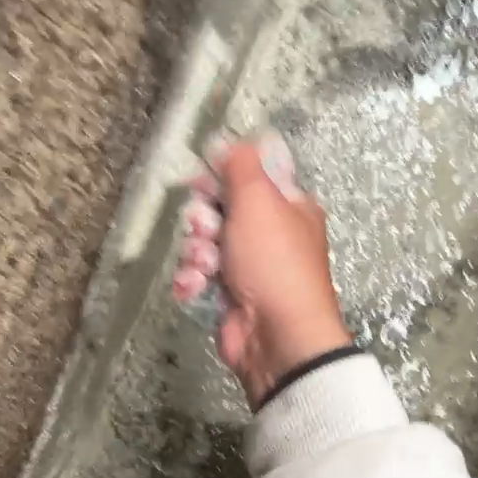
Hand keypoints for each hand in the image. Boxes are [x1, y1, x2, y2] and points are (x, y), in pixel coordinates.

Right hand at [173, 134, 352, 405]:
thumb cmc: (274, 262)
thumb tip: (226, 141)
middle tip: (207, 231)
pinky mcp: (225, 295)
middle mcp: (267, 233)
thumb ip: (240, 165)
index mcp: (286, 205)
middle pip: (216, 209)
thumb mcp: (260, 200)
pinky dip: (191, 281)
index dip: (219, 177)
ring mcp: (245, 267)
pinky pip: (196, 275)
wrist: (276, 336)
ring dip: (194, 254)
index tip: (200, 182)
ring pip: (201, 244)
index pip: (246, 176)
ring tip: (205, 269)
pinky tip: (195, 288)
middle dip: (202, 221)